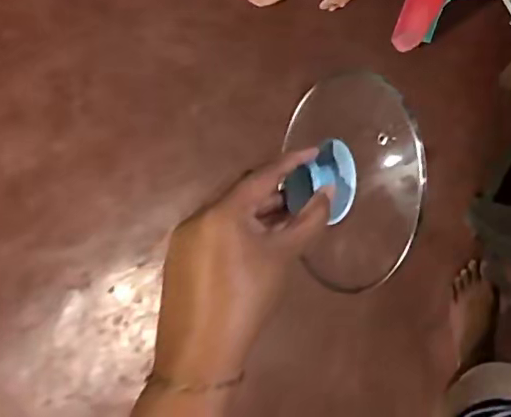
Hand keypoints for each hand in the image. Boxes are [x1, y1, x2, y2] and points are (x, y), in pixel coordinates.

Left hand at [146, 148, 330, 394]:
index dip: (292, 162)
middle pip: (245, 190)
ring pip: (231, 209)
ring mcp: (187, 238)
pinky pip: (219, 227)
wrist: (200, 359)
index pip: (263, 175)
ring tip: (291, 211)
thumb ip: (310, 218)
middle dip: (277, 186)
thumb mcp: (284, 256)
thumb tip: (328, 191)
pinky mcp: (182, 258)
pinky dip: (244, 224)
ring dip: (261, 208)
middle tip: (306, 184)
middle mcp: (200, 216)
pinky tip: (265, 236)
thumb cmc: (247, 299)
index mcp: (222, 211)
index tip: (316, 152)